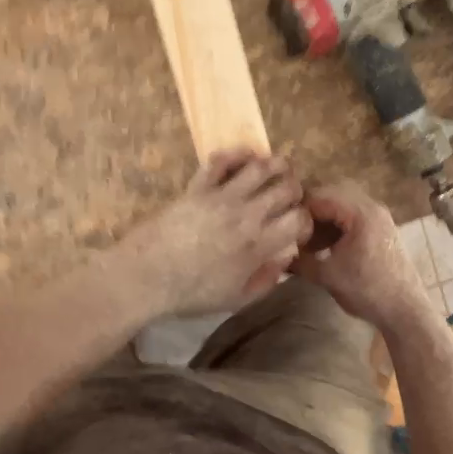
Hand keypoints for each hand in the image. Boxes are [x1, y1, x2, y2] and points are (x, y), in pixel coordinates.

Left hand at [115, 151, 313, 316]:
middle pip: (287, 188)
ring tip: (278, 169)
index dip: (306, 221)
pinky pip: (221, 160)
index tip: (298, 228)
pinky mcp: (198, 187)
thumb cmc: (190, 294)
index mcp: (258, 246)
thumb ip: (265, 281)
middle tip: (289, 197)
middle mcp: (246, 216)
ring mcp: (221, 197)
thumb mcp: (235, 299)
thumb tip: (285, 260)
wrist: (146, 277)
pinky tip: (245, 157)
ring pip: (260, 167)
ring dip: (276, 165)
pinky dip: (237, 154)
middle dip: (295, 190)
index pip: (299, 220)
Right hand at [291, 184, 436, 331]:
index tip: (281, 224)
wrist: (404, 310)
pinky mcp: (381, 229)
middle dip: (309, 212)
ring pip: (342, 206)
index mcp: (360, 213)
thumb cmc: (366, 290)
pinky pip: (352, 217)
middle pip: (331, 196)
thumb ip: (300, 261)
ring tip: (305, 241)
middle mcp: (371, 207)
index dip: (297, 209)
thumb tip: (277, 254)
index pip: (320, 196)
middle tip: (291, 231)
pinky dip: (335, 226)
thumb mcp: (327, 276)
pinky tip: (323, 246)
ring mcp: (379, 217)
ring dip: (322, 220)